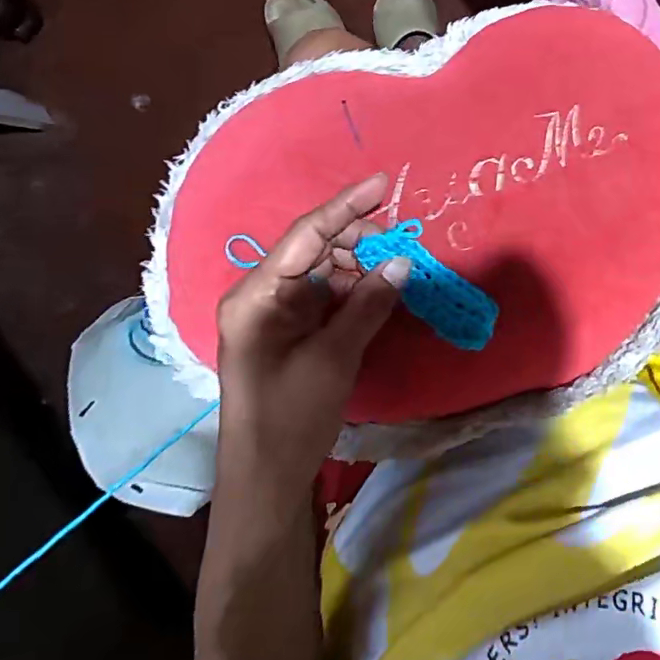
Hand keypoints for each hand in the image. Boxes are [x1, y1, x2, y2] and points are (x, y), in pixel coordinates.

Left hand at [213, 174, 408, 495]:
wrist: (267, 477)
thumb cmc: (291, 416)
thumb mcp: (334, 357)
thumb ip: (368, 303)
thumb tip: (402, 262)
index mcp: (257, 295)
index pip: (305, 235)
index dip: (346, 206)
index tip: (382, 183)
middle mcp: (262, 293)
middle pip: (313, 247)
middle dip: (357, 238)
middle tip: (399, 242)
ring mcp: (277, 310)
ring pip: (323, 268)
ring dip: (359, 264)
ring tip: (395, 268)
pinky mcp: (292, 326)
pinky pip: (327, 292)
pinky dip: (355, 288)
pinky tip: (380, 289)